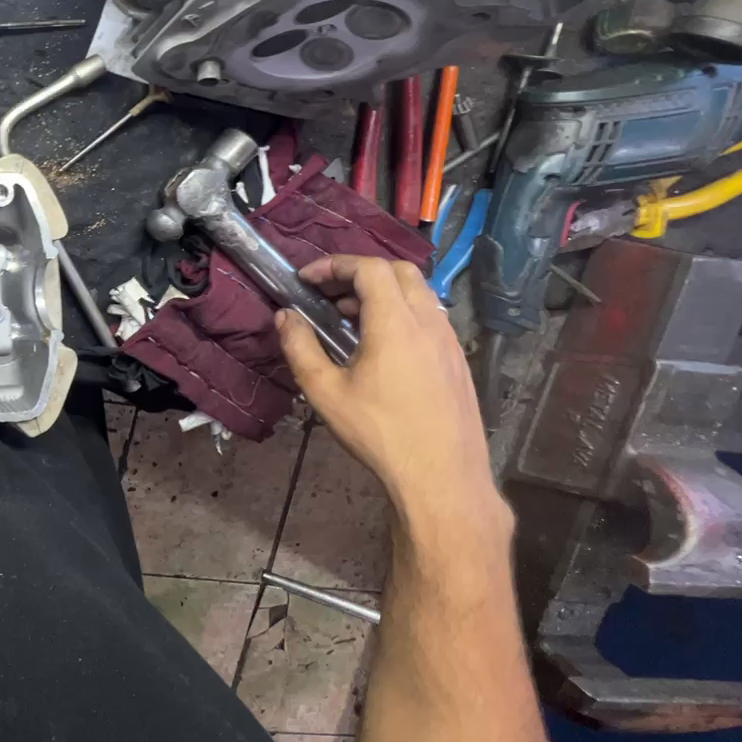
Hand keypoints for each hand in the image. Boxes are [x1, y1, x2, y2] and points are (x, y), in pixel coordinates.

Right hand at [274, 255, 501, 524]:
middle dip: (359, 272)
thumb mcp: (324, 390)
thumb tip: (285, 317)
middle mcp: (428, 322)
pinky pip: (429, 316)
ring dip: (381, 292)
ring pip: (418, 292)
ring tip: (348, 319)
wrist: (441, 476)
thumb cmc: (378, 431)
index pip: (369, 268)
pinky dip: (400, 312)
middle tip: (328, 294)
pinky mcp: (457, 360)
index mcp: (395, 323)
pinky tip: (378, 345)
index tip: (306, 280)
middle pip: (399, 271)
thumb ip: (300, 347)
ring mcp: (448, 340)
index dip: (334, 265)